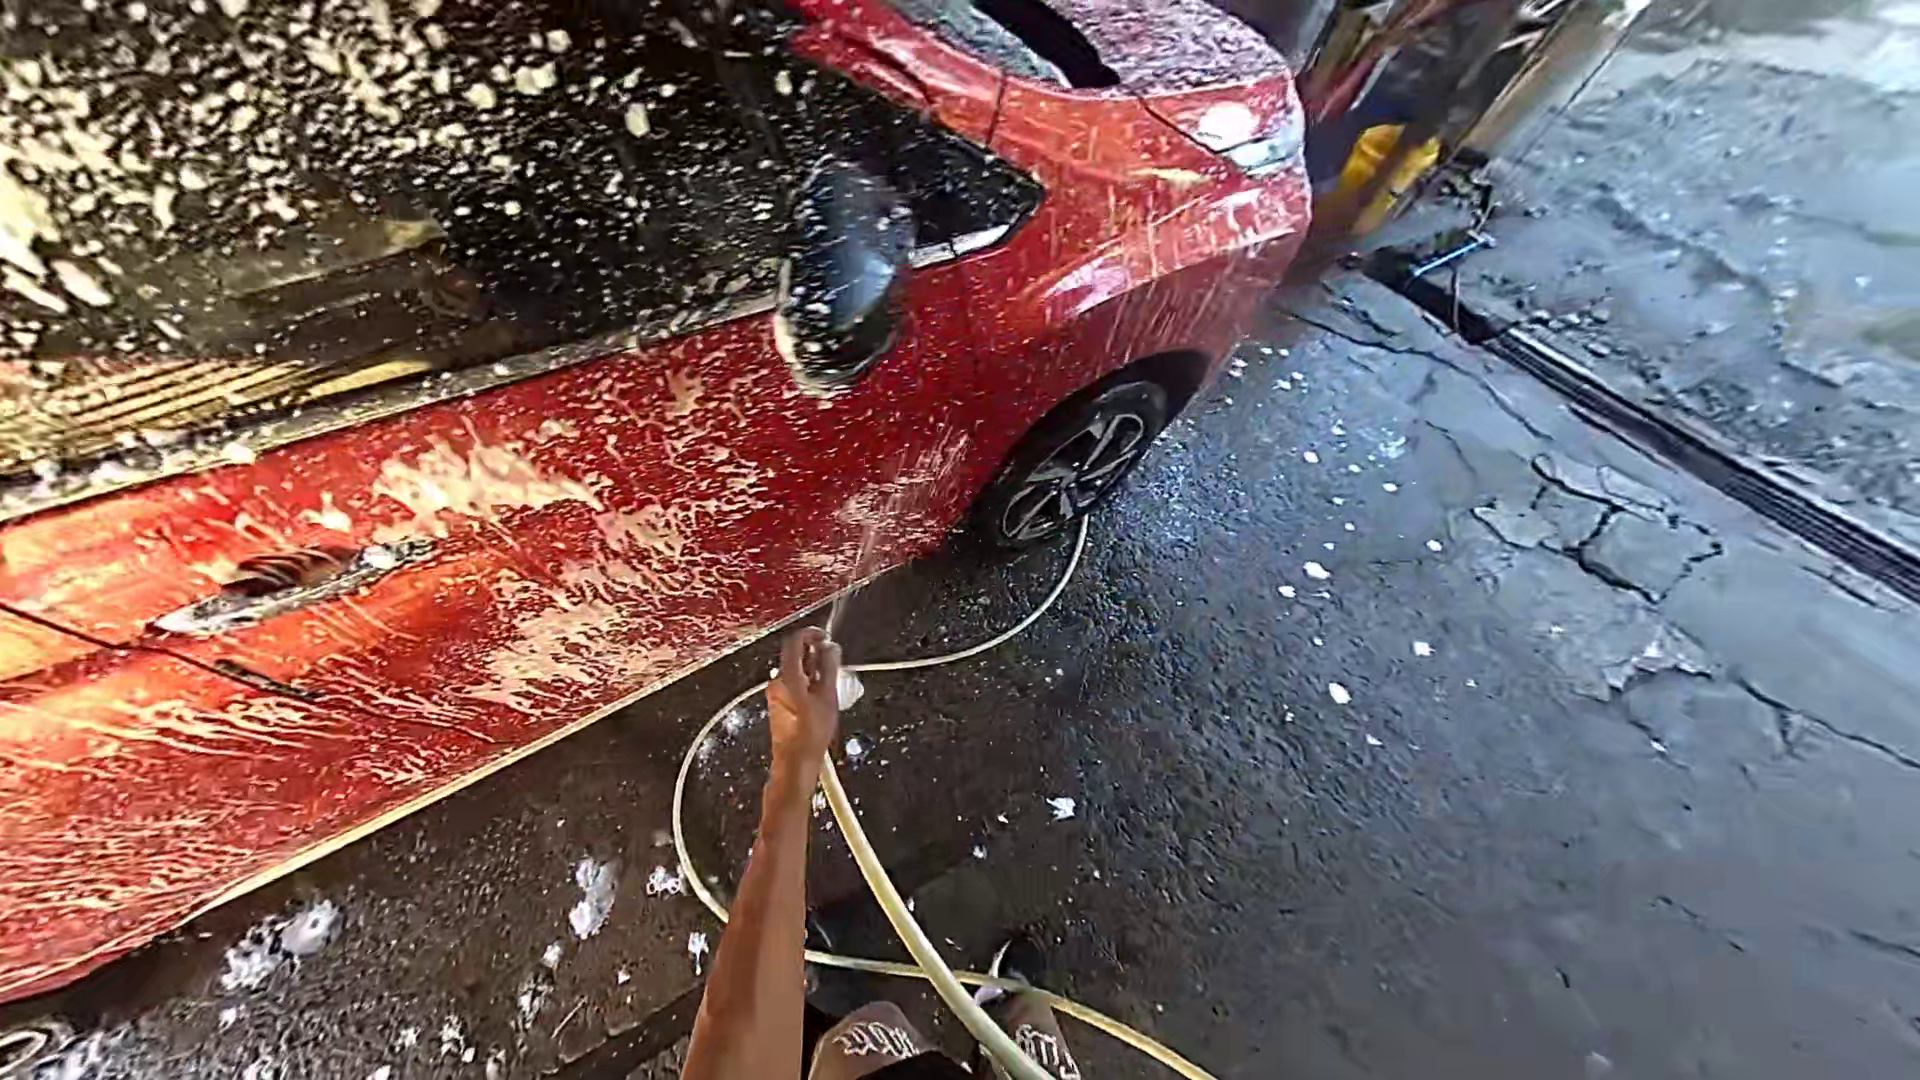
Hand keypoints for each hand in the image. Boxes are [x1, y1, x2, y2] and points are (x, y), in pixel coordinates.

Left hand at [767, 627, 840, 770]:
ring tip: (829, 680)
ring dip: (811, 668)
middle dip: (814, 652)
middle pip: (794, 655)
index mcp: (787, 676)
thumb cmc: (811, 732)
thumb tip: (831, 647)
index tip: (825, 636)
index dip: (811, 633)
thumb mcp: (828, 696)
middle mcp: (777, 681)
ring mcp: (776, 693)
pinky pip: (792, 682)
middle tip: (832, 659)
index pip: (794, 641)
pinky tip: (819, 694)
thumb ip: (829, 667)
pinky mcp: (778, 702)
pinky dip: (806, 681)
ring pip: (794, 669)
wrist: (795, 761)